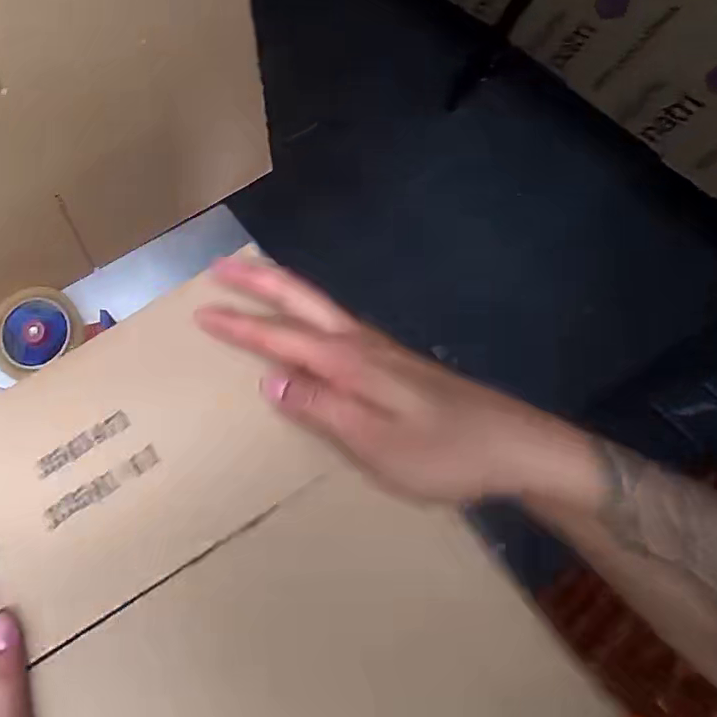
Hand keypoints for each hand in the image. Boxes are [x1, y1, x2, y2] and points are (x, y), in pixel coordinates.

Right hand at [194, 255, 590, 503]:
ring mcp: (377, 347)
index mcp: (348, 362)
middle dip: (257, 279)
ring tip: (250, 279)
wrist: (514, 445)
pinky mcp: (390, 359)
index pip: (280, 335)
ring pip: (317, 304)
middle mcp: (358, 342)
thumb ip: (321, 409)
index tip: (202, 312)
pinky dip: (303, 308)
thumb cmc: (443, 452)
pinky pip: (332, 321)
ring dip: (279, 287)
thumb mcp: (375, 444)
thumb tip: (268, 382)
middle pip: (299, 298)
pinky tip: (304, 321)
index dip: (239, 324)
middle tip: (220, 265)